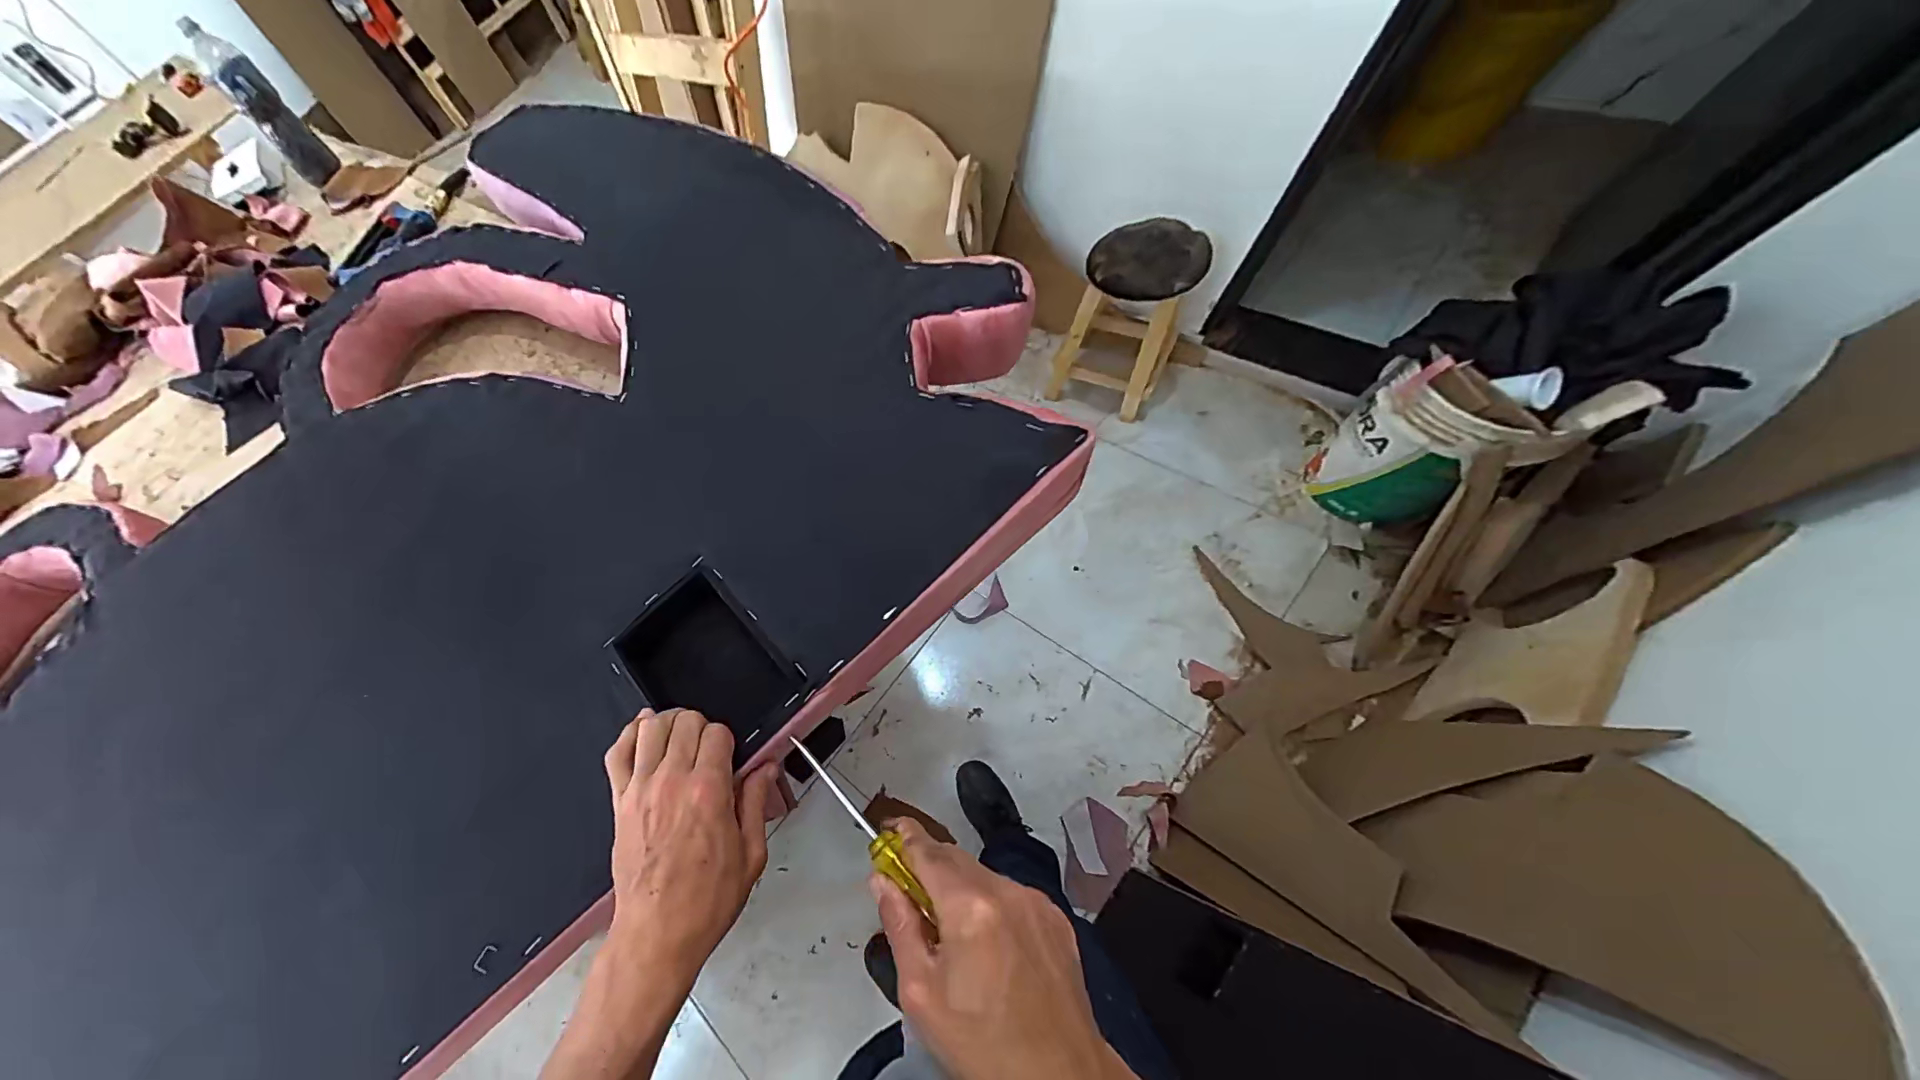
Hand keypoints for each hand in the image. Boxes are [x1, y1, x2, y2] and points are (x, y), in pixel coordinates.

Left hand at [603, 708, 781, 981]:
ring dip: (669, 723)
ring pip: (650, 728)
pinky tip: (642, 731)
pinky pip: (616, 753)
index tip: (732, 755)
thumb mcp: (751, 853)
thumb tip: (766, 768)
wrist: (656, 934)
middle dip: (702, 726)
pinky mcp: (619, 803)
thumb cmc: (705, 900)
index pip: (718, 732)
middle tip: (709, 746)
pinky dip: (629, 735)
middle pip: (685, 721)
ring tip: (681, 735)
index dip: (729, 738)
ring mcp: (640, 791)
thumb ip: (756, 801)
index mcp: (709, 792)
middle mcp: (672, 783)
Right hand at [872, 820, 1138, 1079]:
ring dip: (961, 888)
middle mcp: (1007, 892)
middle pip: (957, 860)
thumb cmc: (984, 1044)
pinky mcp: (1055, 916)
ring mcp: (1036, 902)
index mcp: (971, 907)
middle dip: (929, 866)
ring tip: (950, 933)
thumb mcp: (921, 992)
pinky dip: (992, 904)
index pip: (929, 852)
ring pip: (985, 877)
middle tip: (907, 888)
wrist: (1058, 1073)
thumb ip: (900, 926)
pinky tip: (988, 943)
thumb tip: (883, 883)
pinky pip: (1012, 895)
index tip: (889, 830)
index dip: (905, 837)